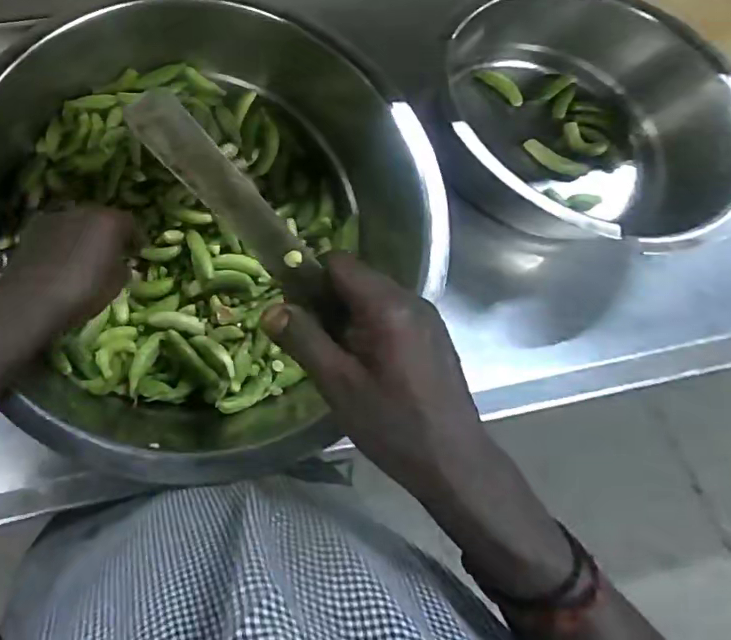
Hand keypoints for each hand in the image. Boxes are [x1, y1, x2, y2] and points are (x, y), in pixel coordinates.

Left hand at [0, 205, 134, 356]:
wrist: (31, 299)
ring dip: (81, 234)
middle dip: (106, 233)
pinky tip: (57, 258)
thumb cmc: (81, 293)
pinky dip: (60, 239)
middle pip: (101, 218)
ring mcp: (56, 216)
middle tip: (108, 253)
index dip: (135, 238)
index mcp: (109, 222)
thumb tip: (119, 264)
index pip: (130, 223)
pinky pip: (55, 230)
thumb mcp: (114, 286)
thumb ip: (121, 268)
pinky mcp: (34, 227)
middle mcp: (84, 210)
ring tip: (80, 256)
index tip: (136, 252)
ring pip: (76, 221)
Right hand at [264, 253, 573, 593]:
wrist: (459, 468)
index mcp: (388, 305)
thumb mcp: (338, 385)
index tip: (292, 307)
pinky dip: (368, 325)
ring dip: (346, 314)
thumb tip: (271, 309)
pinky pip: (389, 312)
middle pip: (355, 277)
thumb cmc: (395, 426)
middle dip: (326, 299)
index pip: (337, 262)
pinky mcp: (433, 335)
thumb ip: (303, 339)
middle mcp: (411, 299)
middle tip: (310, 337)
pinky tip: (364, 363)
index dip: (309, 277)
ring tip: (335, 354)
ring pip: (371, 295)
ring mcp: (426, 316)